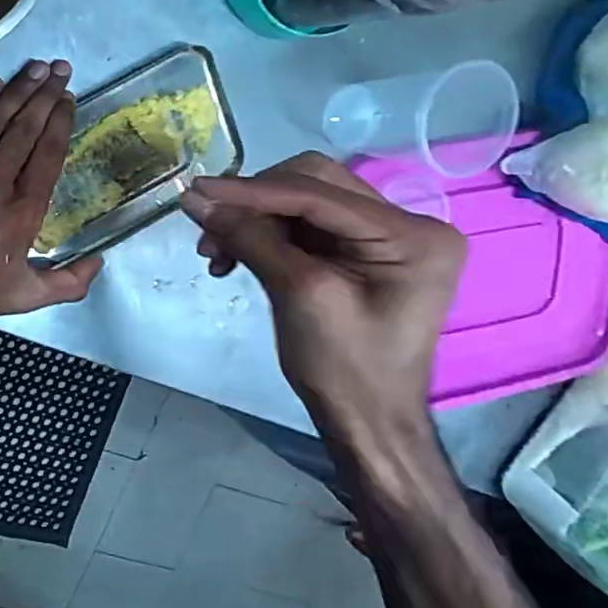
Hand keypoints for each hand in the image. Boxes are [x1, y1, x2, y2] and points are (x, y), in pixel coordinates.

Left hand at [0, 60, 103, 339]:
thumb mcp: (25, 297)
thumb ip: (69, 283)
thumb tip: (100, 263)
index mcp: (22, 211)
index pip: (48, 153)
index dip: (60, 120)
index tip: (67, 99)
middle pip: (25, 128)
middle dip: (45, 94)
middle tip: (59, 68)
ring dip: (16, 91)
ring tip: (34, 69)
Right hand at [181, 152, 464, 433]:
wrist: (367, 421)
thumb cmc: (344, 368)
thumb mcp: (297, 294)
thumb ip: (250, 237)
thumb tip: (196, 199)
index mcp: (411, 235)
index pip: (319, 194)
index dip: (253, 190)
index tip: (197, 189)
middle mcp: (407, 223)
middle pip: (313, 185)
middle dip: (254, 204)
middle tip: (208, 230)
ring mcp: (385, 235)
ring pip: (303, 202)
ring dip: (254, 221)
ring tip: (216, 254)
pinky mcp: (361, 249)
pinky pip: (305, 226)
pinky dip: (266, 236)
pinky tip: (236, 257)